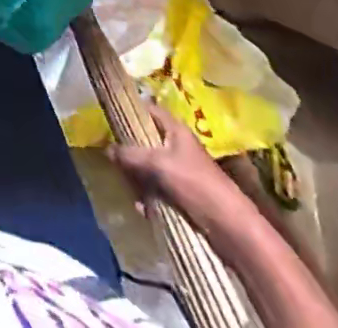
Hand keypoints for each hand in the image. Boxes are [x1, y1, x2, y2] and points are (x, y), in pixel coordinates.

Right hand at [108, 102, 247, 225]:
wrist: (230, 226)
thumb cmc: (195, 184)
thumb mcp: (157, 164)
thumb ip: (129, 154)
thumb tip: (107, 148)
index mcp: (175, 130)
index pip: (148, 110)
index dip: (129, 110)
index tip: (109, 117)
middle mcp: (177, 146)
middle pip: (144, 141)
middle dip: (129, 155)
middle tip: (117, 164)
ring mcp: (180, 170)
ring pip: (147, 167)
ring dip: (137, 180)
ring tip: (133, 194)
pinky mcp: (182, 193)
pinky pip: (156, 188)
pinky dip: (148, 197)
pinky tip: (144, 210)